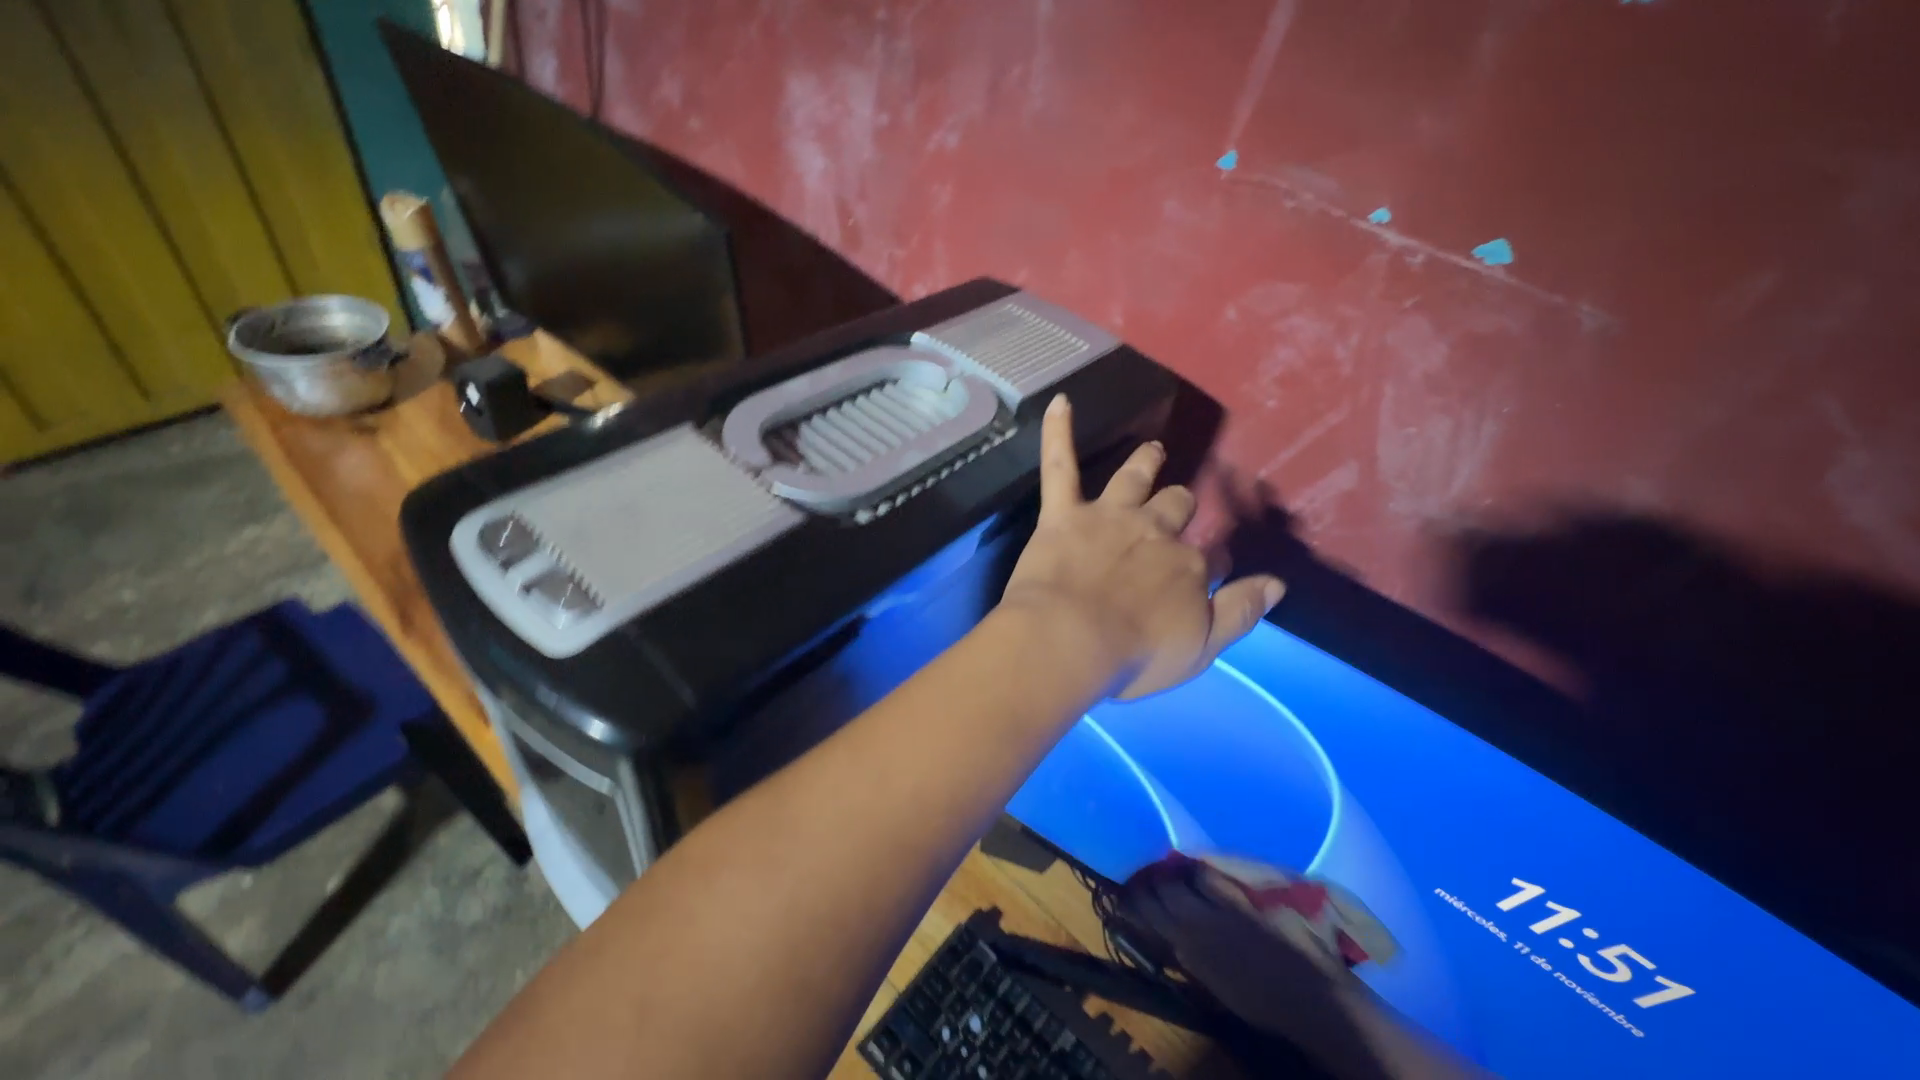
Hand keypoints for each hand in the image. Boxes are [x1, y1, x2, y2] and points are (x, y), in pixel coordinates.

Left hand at [999, 395, 1283, 699]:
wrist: (1070, 640)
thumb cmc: (1134, 655)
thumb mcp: (1202, 646)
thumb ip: (1241, 612)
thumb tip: (1278, 584)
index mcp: (1187, 567)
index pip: (1209, 559)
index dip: (1208, 565)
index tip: (1206, 573)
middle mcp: (1153, 531)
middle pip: (1175, 507)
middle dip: (1179, 505)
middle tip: (1177, 505)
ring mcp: (1107, 518)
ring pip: (1132, 478)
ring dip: (1144, 463)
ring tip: (1153, 450)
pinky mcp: (1063, 514)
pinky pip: (1060, 465)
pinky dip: (1059, 432)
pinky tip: (1058, 402)